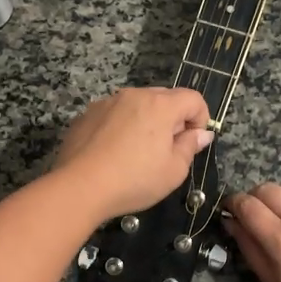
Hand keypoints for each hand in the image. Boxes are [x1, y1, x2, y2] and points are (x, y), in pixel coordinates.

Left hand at [53, 87, 213, 219]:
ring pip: (137, 104)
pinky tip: (113, 152)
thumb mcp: (173, 171)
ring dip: (146, 121)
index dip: (200, 119)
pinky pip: (114, 113)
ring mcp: (108, 102)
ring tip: (138, 152)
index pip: (193, 99)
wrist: (79, 187)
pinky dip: (121, 126)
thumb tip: (201, 134)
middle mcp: (134, 95)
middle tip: (167, 149)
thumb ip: (190, 147)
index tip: (192, 142)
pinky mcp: (87, 114)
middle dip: (173, 119)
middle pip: (165, 98)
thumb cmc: (134, 180)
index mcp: (161, 105)